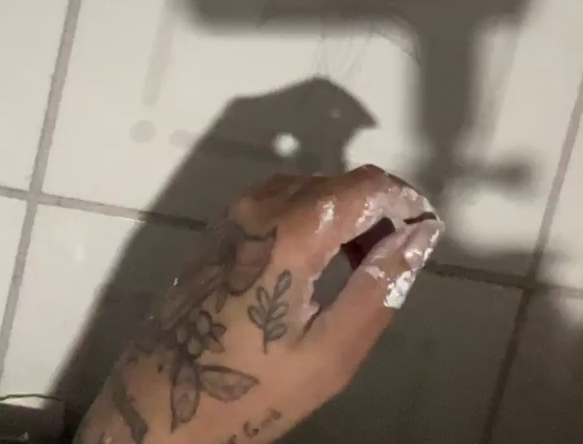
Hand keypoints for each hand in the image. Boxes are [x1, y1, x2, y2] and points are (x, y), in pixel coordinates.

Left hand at [78, 166, 442, 443]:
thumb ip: (379, 287)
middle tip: (391, 263)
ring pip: (314, 188)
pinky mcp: (225, 221)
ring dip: (346, 215)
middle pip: (341, 183)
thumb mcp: (329, 353)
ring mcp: (239, 209)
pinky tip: (317, 264)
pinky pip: (284, 199)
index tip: (424, 231)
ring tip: (358, 268)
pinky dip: (314, 217)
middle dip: (377, 212)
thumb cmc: (249, 386)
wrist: (158, 399)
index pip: (367, 184)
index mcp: (293, 229)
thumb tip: (418, 236)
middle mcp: (264, 202)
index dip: (404, 199)